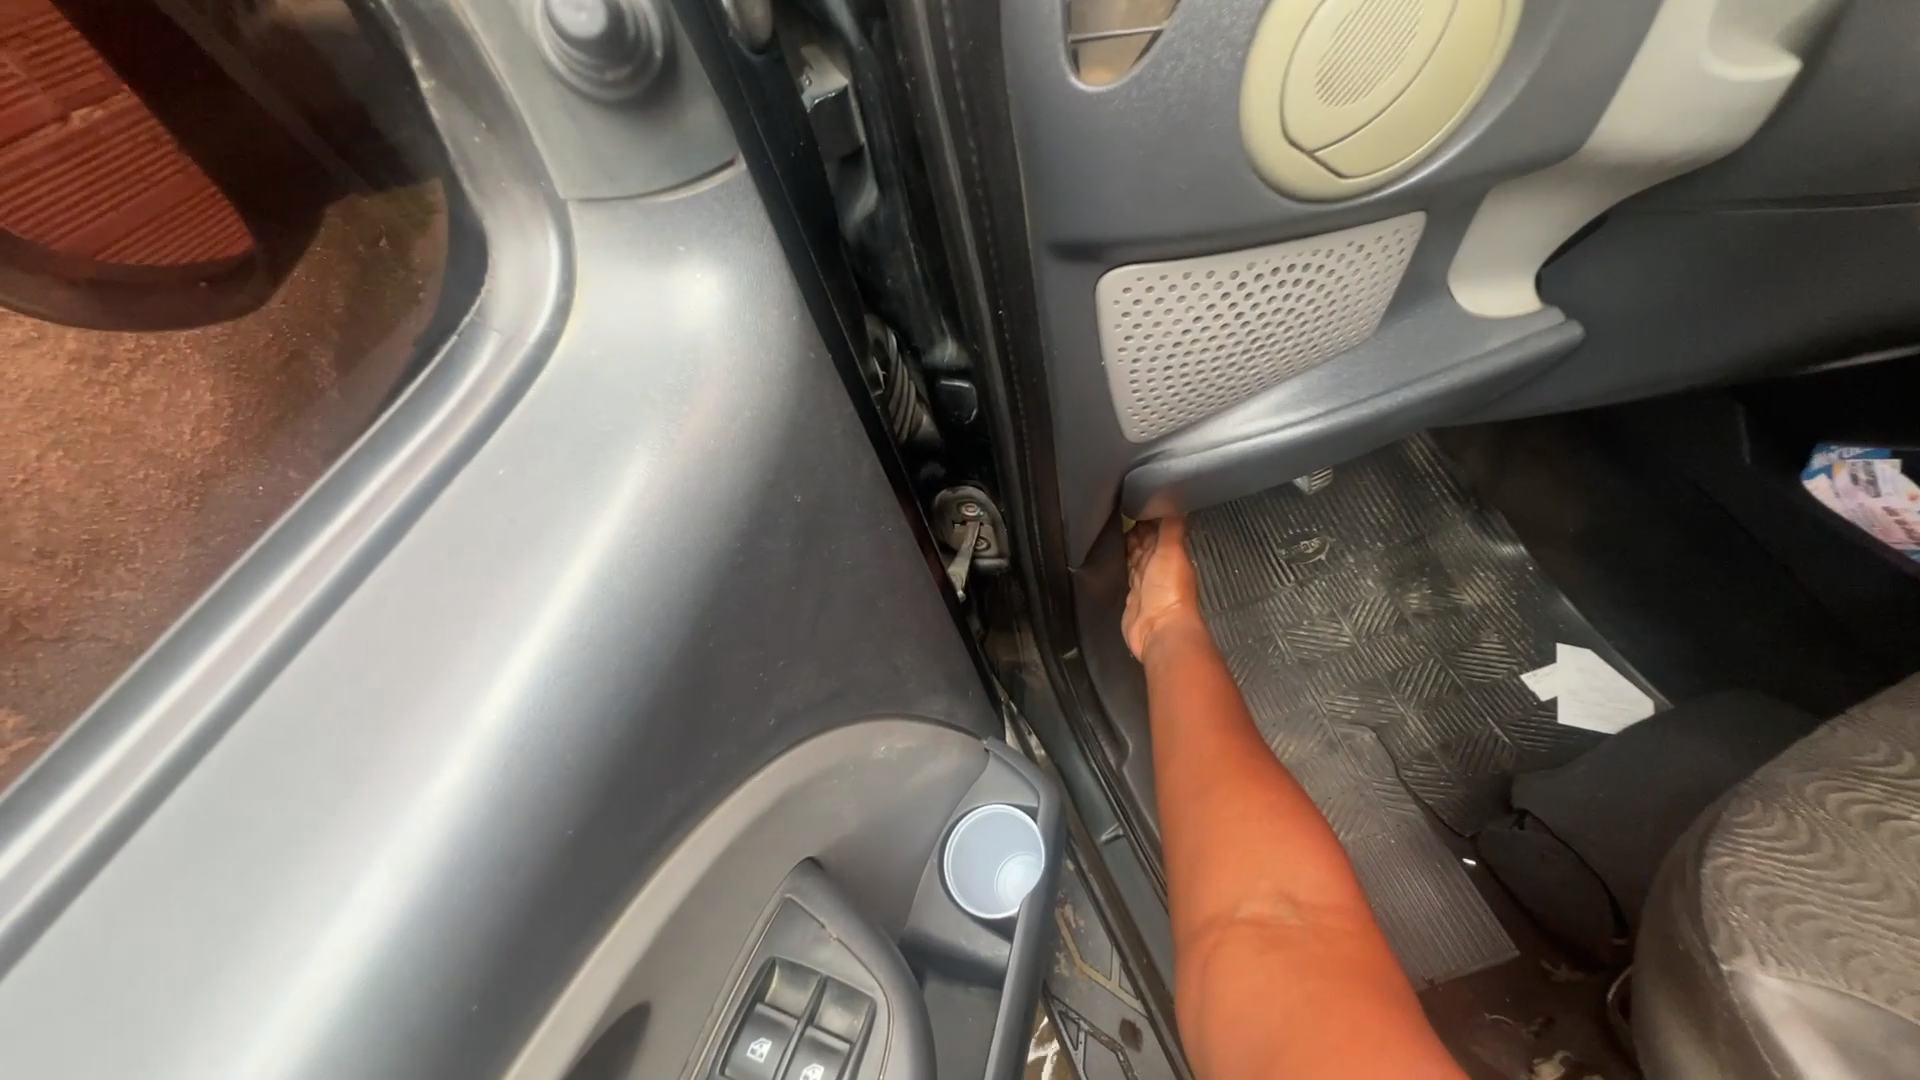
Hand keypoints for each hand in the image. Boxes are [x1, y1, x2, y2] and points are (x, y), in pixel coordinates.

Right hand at [1122, 515, 1204, 660]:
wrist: (1159, 629)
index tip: (1134, 502)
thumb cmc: (1170, 592)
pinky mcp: (1131, 596)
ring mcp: (1144, 583)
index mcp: (1172, 554)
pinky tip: (1110, 559)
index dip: (1147, 517)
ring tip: (1111, 532)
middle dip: (1133, 530)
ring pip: (1134, 558)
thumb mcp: (1173, 550)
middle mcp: (1159, 567)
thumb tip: (1176, 502)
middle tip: (1118, 514)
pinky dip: (1119, 565)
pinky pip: (1125, 576)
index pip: (1158, 530)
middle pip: (1144, 543)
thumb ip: (1172, 526)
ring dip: (1125, 546)